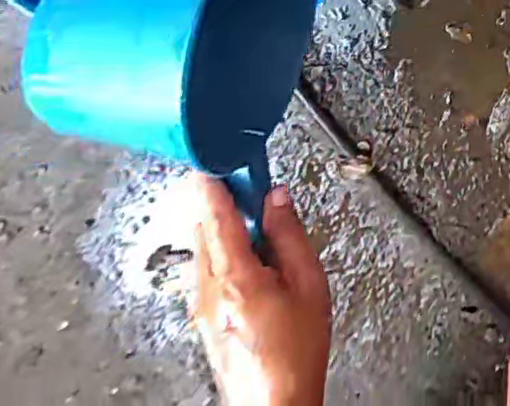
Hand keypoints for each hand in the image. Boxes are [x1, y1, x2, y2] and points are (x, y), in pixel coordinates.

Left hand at [193, 177, 331, 405]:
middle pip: (204, 227)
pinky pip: (206, 268)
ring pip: (203, 247)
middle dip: (223, 201)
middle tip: (250, 186)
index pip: (215, 214)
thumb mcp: (308, 282)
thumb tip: (275, 198)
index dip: (214, 181)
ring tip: (258, 221)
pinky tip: (251, 255)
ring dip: (224, 225)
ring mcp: (201, 306)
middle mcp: (208, 290)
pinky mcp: (203, 318)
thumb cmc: (296, 351)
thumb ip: (289, 233)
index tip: (218, 158)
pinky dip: (223, 248)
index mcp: (235, 276)